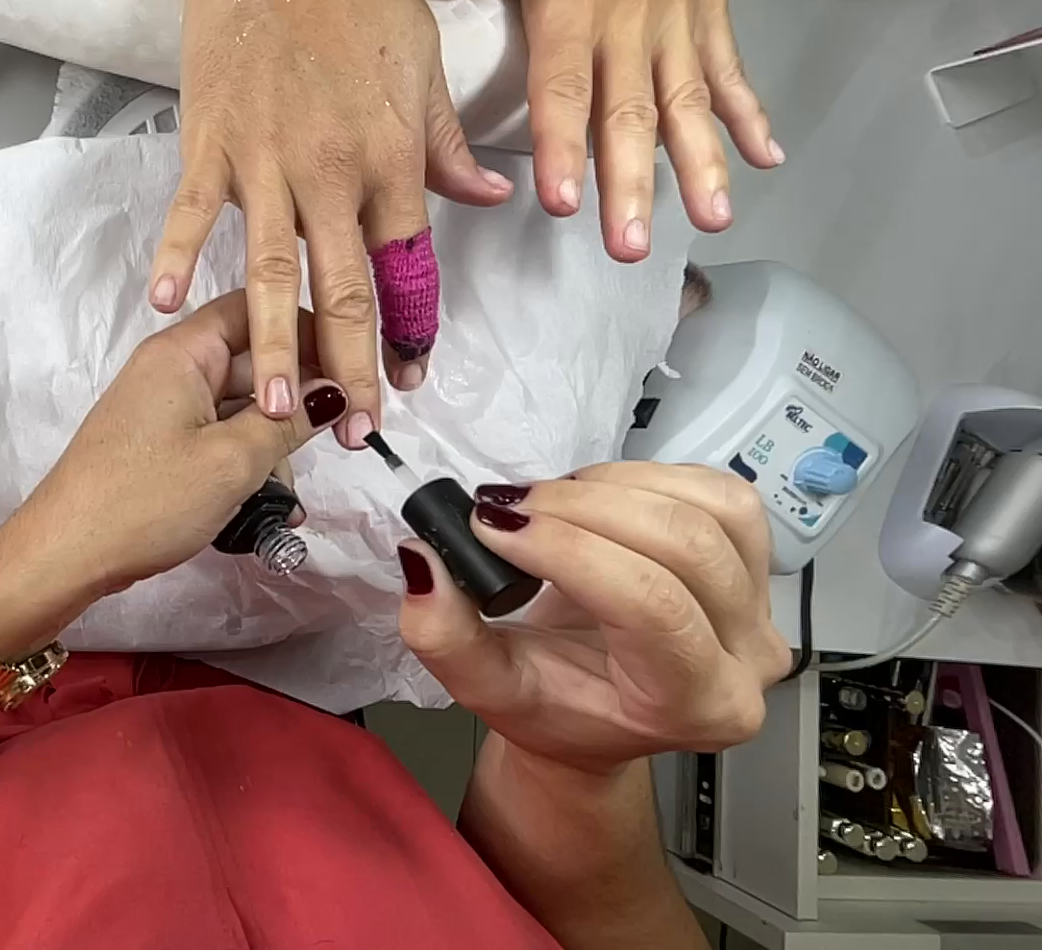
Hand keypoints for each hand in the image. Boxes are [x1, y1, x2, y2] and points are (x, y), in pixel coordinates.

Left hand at [0, 292, 346, 657]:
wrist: (67, 552)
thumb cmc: (146, 499)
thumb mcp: (231, 460)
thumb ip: (289, 421)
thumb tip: (336, 394)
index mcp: (182, 350)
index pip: (256, 310)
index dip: (308, 330)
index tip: (355, 365)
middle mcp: (172, 368)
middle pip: (253, 360)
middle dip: (300, 396)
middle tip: (350, 431)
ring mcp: (165, 407)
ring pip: (239, 405)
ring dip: (275, 439)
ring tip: (303, 483)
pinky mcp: (162, 443)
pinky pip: (217, 435)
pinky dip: (246, 458)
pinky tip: (272, 499)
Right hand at [145, 0, 513, 447]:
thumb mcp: (421, 61)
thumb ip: (446, 140)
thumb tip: (488, 200)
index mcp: (392, 153)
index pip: (405, 265)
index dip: (408, 329)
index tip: (406, 381)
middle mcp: (333, 172)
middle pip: (342, 288)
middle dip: (351, 366)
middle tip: (353, 429)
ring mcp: (265, 163)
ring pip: (271, 271)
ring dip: (275, 344)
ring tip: (278, 408)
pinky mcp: (209, 146)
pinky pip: (192, 212)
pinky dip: (175, 255)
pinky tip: (165, 305)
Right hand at [397, 462, 790, 775]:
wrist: (593, 707)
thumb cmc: (546, 707)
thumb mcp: (479, 684)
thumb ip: (442, 633)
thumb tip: (424, 559)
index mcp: (691, 703)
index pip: (649, 603)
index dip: (565, 548)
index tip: (489, 526)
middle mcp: (746, 657)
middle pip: (687, 544)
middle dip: (580, 506)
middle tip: (504, 506)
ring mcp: (760, 608)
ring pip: (712, 509)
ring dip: (612, 485)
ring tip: (546, 500)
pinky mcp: (750, 563)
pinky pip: (719, 493)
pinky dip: (643, 476)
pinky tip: (592, 495)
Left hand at [433, 0, 783, 260]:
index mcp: (576, 8)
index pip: (564, 91)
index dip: (562, 149)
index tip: (565, 203)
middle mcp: (631, 26)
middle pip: (629, 118)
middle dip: (631, 185)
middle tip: (630, 245)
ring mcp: (675, 23)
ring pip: (687, 105)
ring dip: (699, 165)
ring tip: (708, 220)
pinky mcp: (705, 13)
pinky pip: (729, 69)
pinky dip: (748, 114)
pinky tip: (763, 159)